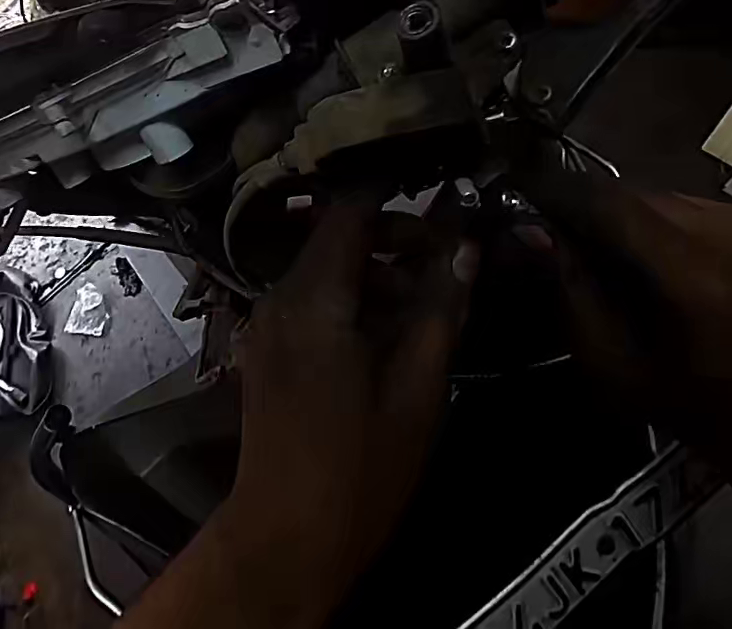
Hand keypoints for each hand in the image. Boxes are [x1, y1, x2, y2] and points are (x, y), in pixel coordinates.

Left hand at [233, 194, 477, 590]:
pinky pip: (311, 296)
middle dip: (390, 236)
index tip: (436, 195)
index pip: (348, 210)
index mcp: (314, 296)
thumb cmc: (360, 466)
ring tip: (421, 301)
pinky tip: (384, 329)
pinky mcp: (266, 342)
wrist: (285, 536)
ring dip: (373, 271)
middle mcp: (280, 295)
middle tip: (441, 258)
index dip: (392, 194)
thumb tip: (464, 244)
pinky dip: (349, 296)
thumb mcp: (417, 386)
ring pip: (325, 266)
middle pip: (335, 235)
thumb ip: (439, 306)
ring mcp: (267, 319)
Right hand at [512, 157, 731, 530]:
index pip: (606, 201)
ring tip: (587, 244)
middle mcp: (721, 231)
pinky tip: (632, 253)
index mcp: (692, 275)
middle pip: (622, 192)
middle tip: (547, 228)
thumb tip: (530, 226)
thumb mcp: (612, 361)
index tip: (516, 190)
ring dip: (608, 213)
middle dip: (578, 205)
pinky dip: (638, 220)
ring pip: (643, 194)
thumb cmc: (695, 405)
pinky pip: (669, 204)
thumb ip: (570, 285)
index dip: (554, 189)